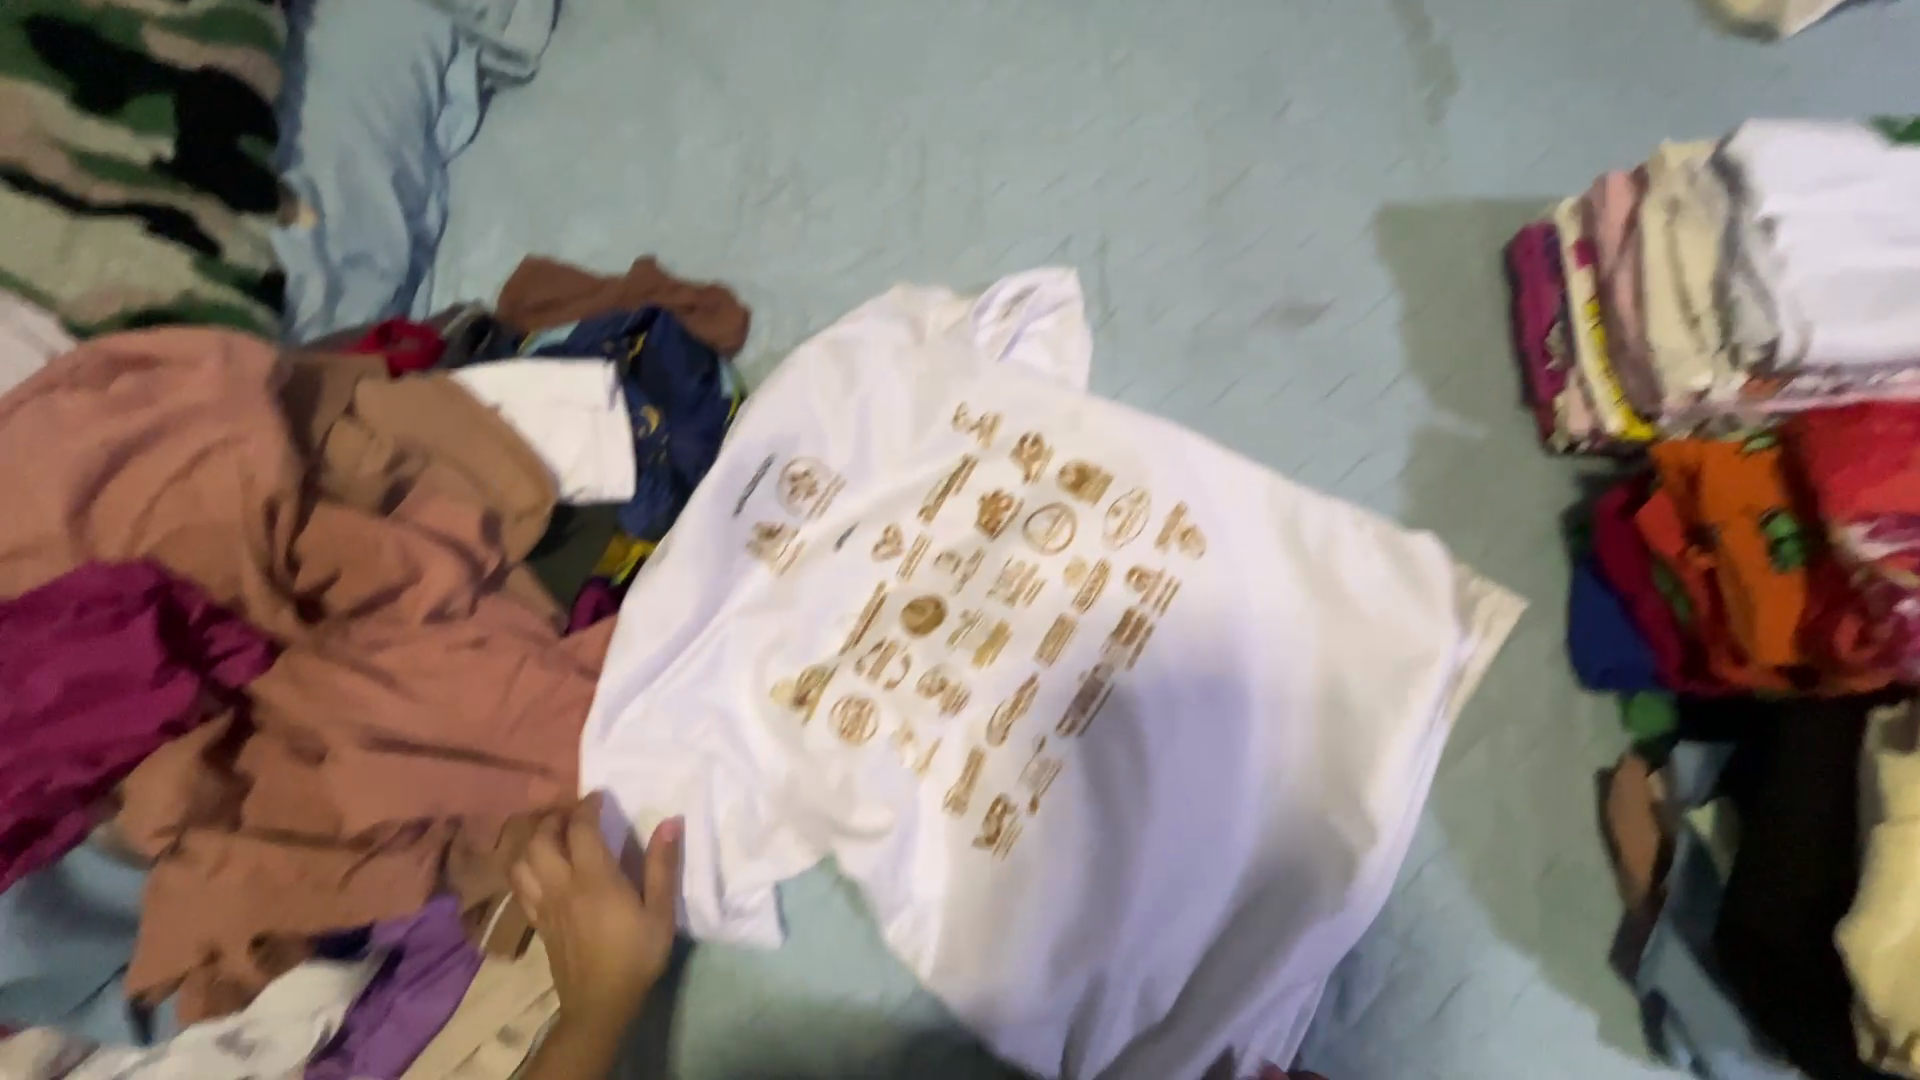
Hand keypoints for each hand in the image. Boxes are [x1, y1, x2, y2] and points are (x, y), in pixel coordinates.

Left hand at [511, 792, 682, 1027]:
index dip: (587, 807)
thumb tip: (671, 821)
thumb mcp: (660, 910)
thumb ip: (662, 865)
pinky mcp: (537, 923)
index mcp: (594, 880)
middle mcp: (562, 887)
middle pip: (540, 841)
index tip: (599, 796)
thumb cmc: (636, 954)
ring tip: (551, 833)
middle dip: (553, 818)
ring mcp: (544, 906)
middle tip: (574, 812)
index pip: (580, 830)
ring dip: (531, 840)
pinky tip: (538, 865)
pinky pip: (519, 886)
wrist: (600, 1005)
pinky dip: (523, 866)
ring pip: (521, 863)